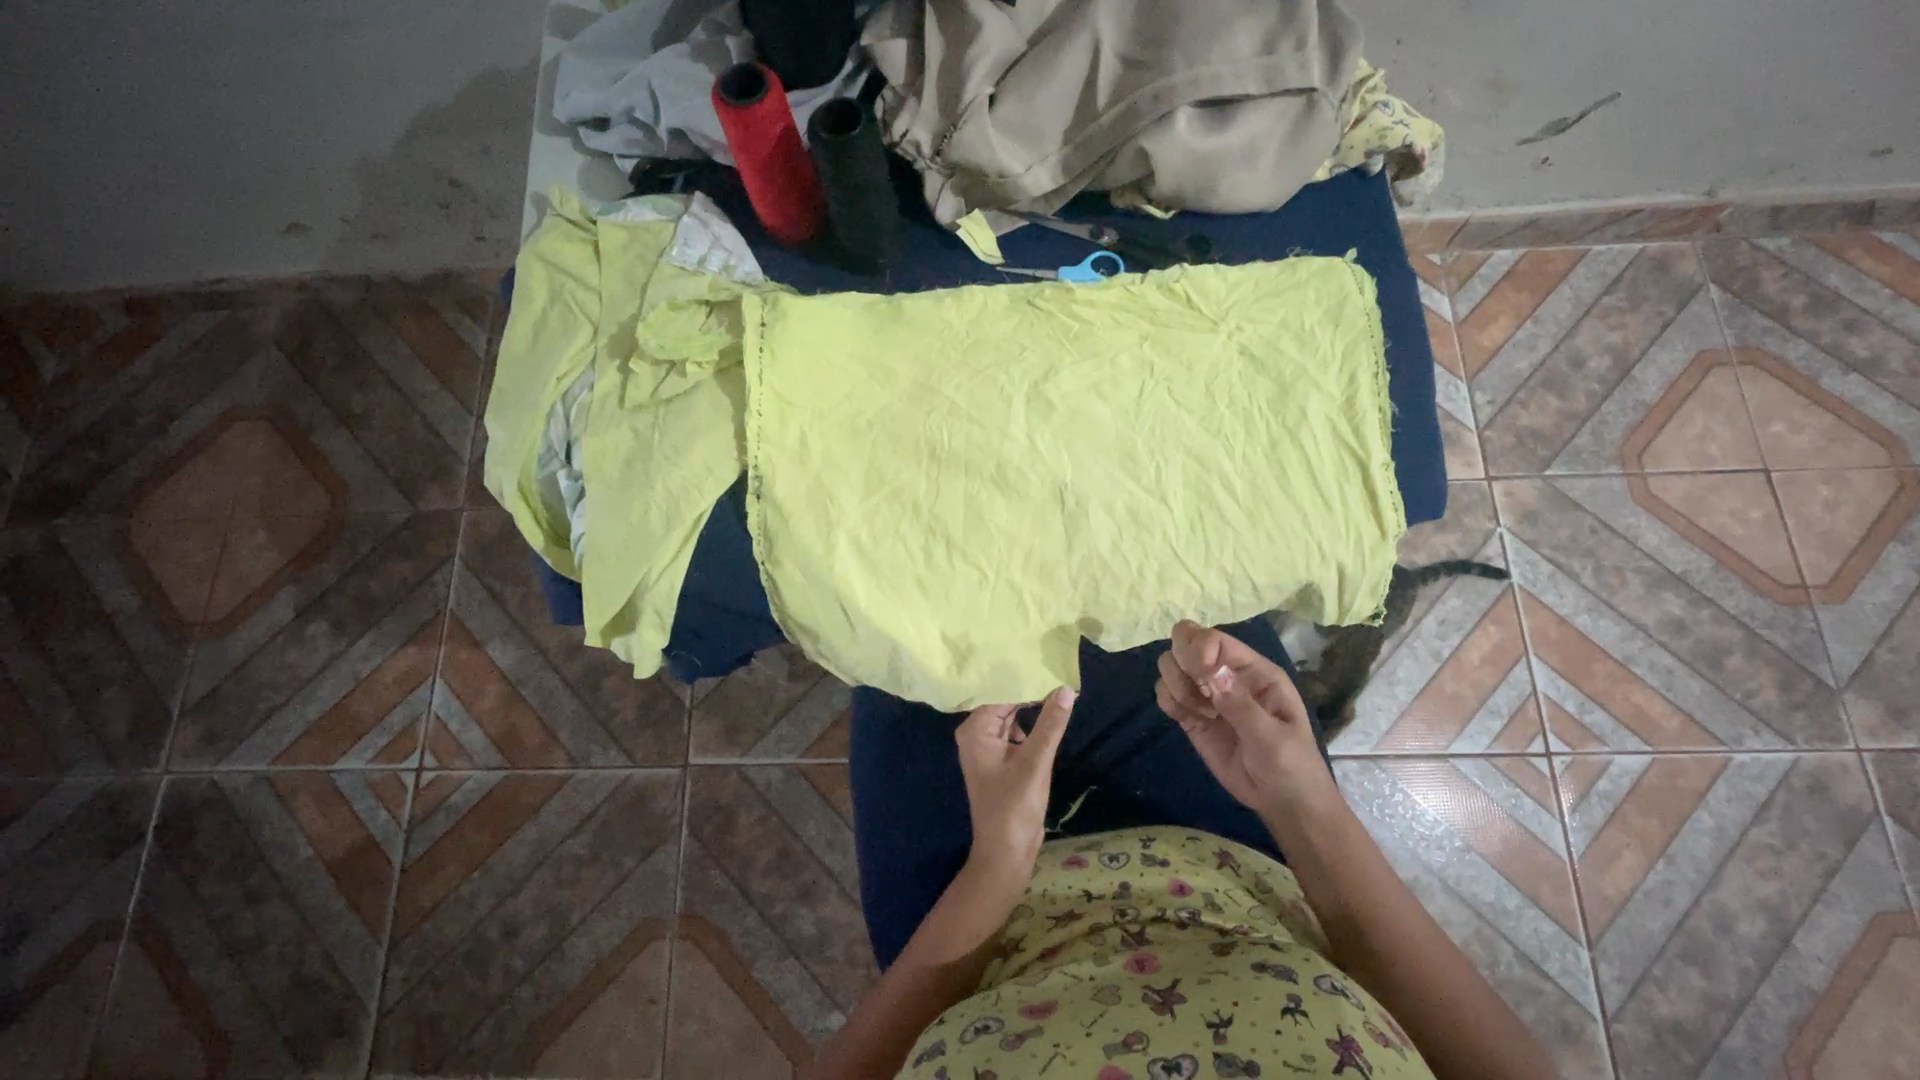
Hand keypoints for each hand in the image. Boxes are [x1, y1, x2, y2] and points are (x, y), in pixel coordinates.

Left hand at [955, 687, 1074, 883]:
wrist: (1006, 852)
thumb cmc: (1014, 806)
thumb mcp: (1035, 762)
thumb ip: (1051, 724)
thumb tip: (1065, 689)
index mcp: (975, 730)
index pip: (1003, 694)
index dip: (1028, 682)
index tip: (1052, 666)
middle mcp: (976, 735)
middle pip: (1007, 704)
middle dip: (1032, 693)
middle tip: (1061, 673)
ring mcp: (989, 750)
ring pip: (1015, 719)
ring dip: (1035, 710)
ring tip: (1061, 689)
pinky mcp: (1002, 762)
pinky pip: (1018, 736)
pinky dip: (1034, 728)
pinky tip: (1054, 717)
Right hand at [1155, 621, 1337, 818]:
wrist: (1284, 804)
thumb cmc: (1290, 766)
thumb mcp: (1272, 737)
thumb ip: (1240, 704)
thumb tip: (1210, 671)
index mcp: (1254, 671)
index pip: (1214, 640)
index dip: (1199, 650)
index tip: (1202, 677)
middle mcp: (1227, 675)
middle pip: (1185, 642)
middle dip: (1182, 664)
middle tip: (1197, 696)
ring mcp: (1207, 695)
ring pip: (1171, 666)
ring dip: (1176, 686)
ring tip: (1198, 712)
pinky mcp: (1192, 717)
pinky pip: (1166, 694)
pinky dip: (1168, 702)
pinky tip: (1187, 719)